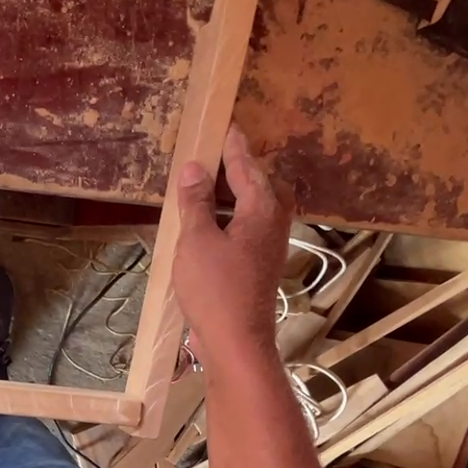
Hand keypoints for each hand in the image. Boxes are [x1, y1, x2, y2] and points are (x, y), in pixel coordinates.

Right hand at [172, 124, 294, 365]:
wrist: (235, 340)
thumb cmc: (215, 288)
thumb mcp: (196, 241)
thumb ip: (196, 203)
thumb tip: (195, 168)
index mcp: (261, 208)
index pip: (246, 167)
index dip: (233, 147)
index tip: (226, 126)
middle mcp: (272, 223)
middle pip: (260, 185)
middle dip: (242, 170)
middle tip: (221, 156)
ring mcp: (269, 248)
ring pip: (255, 209)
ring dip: (236, 196)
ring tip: (213, 188)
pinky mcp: (259, 268)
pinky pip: (248, 230)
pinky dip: (232, 219)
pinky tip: (214, 227)